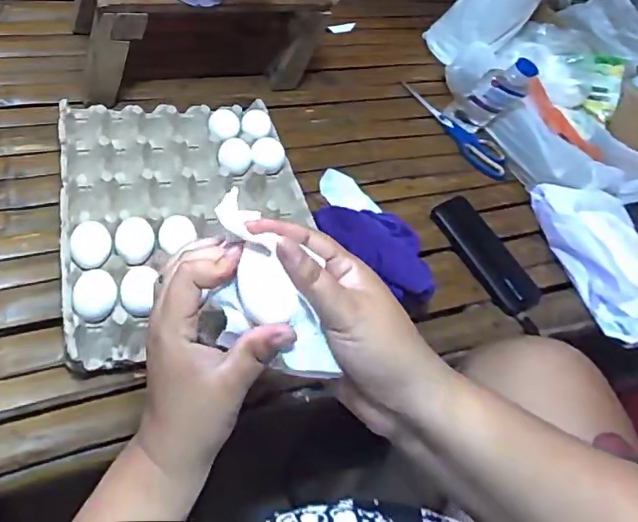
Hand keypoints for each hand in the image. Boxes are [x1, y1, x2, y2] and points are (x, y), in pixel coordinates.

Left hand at [137, 240, 295, 480]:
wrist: (171, 450)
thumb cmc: (197, 419)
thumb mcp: (230, 386)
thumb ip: (255, 353)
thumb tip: (288, 326)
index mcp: (170, 323)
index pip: (187, 275)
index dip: (215, 261)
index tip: (245, 257)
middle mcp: (161, 315)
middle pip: (176, 266)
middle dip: (207, 250)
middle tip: (241, 245)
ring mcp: (162, 321)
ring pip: (174, 274)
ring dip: (200, 258)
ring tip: (231, 252)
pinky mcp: (170, 329)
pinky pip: (179, 289)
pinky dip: (197, 274)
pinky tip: (220, 278)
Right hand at [245, 218, 448, 437]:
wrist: (408, 411)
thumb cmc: (383, 350)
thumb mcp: (345, 310)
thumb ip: (310, 278)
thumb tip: (278, 240)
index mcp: (345, 271)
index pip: (306, 240)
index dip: (277, 230)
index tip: (245, 226)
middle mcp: (332, 288)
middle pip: (292, 267)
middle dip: (264, 260)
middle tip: (230, 255)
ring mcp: (324, 317)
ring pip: (287, 297)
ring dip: (264, 294)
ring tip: (229, 286)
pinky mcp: (316, 343)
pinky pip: (288, 326)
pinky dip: (270, 323)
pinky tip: (245, 322)